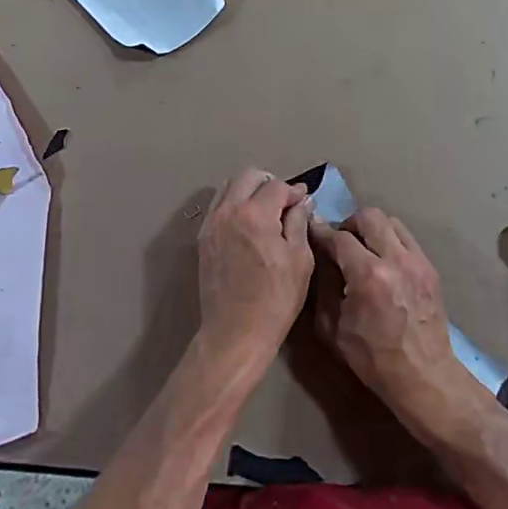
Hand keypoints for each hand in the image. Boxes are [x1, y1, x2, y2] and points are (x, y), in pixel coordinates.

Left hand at [195, 169, 313, 366]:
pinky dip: (233, 205)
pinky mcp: (202, 239)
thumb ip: (299, 224)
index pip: (276, 186)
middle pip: (247, 177)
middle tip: (285, 201)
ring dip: (248, 191)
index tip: (305, 200)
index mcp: (254, 214)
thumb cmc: (276, 299)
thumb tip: (302, 202)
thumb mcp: (299, 260)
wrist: (236, 331)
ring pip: (228, 188)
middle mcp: (227, 211)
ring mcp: (211, 224)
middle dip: (269, 183)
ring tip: (266, 211)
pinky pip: (217, 207)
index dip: (294, 191)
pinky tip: (248, 224)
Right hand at [312, 209, 466, 410]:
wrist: (424, 377)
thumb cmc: (372, 358)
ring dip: (371, 230)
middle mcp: (396, 260)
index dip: (320, 232)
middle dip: (348, 224)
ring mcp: (418, 262)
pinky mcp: (430, 269)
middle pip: (368, 216)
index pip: (339, 237)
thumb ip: (324, 284)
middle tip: (339, 242)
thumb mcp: (332, 327)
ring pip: (391, 222)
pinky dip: (390, 242)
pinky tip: (382, 263)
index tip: (310, 231)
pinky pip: (406, 239)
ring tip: (362, 250)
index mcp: (368, 275)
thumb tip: (319, 255)